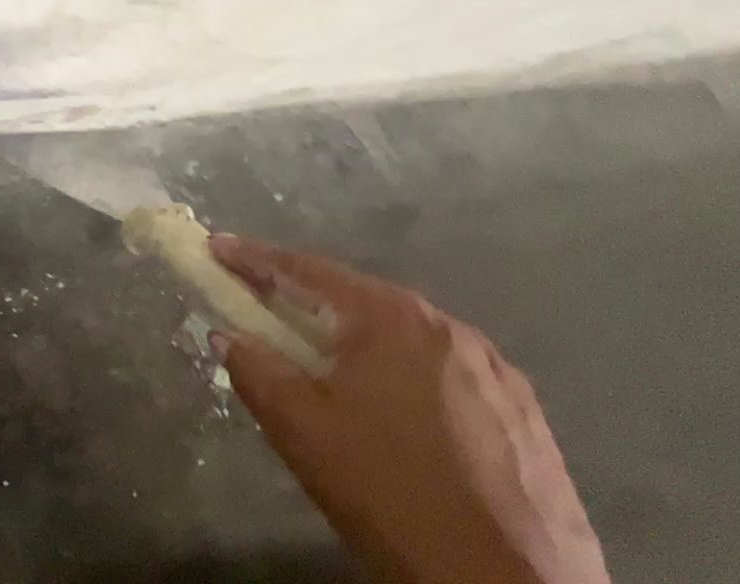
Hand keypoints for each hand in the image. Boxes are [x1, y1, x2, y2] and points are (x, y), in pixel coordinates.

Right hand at [208, 235, 608, 583]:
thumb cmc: (388, 491)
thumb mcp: (299, 426)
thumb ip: (253, 367)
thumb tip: (228, 335)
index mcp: (392, 319)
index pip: (308, 271)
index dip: (254, 258)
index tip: (215, 248)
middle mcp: (449, 328)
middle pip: (359, 299)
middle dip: (304, 299)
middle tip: (258, 305)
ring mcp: (495, 371)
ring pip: (403, 337)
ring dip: (355, 339)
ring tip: (320, 362)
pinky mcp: (524, 414)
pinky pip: (441, 373)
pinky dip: (400, 373)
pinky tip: (388, 409)